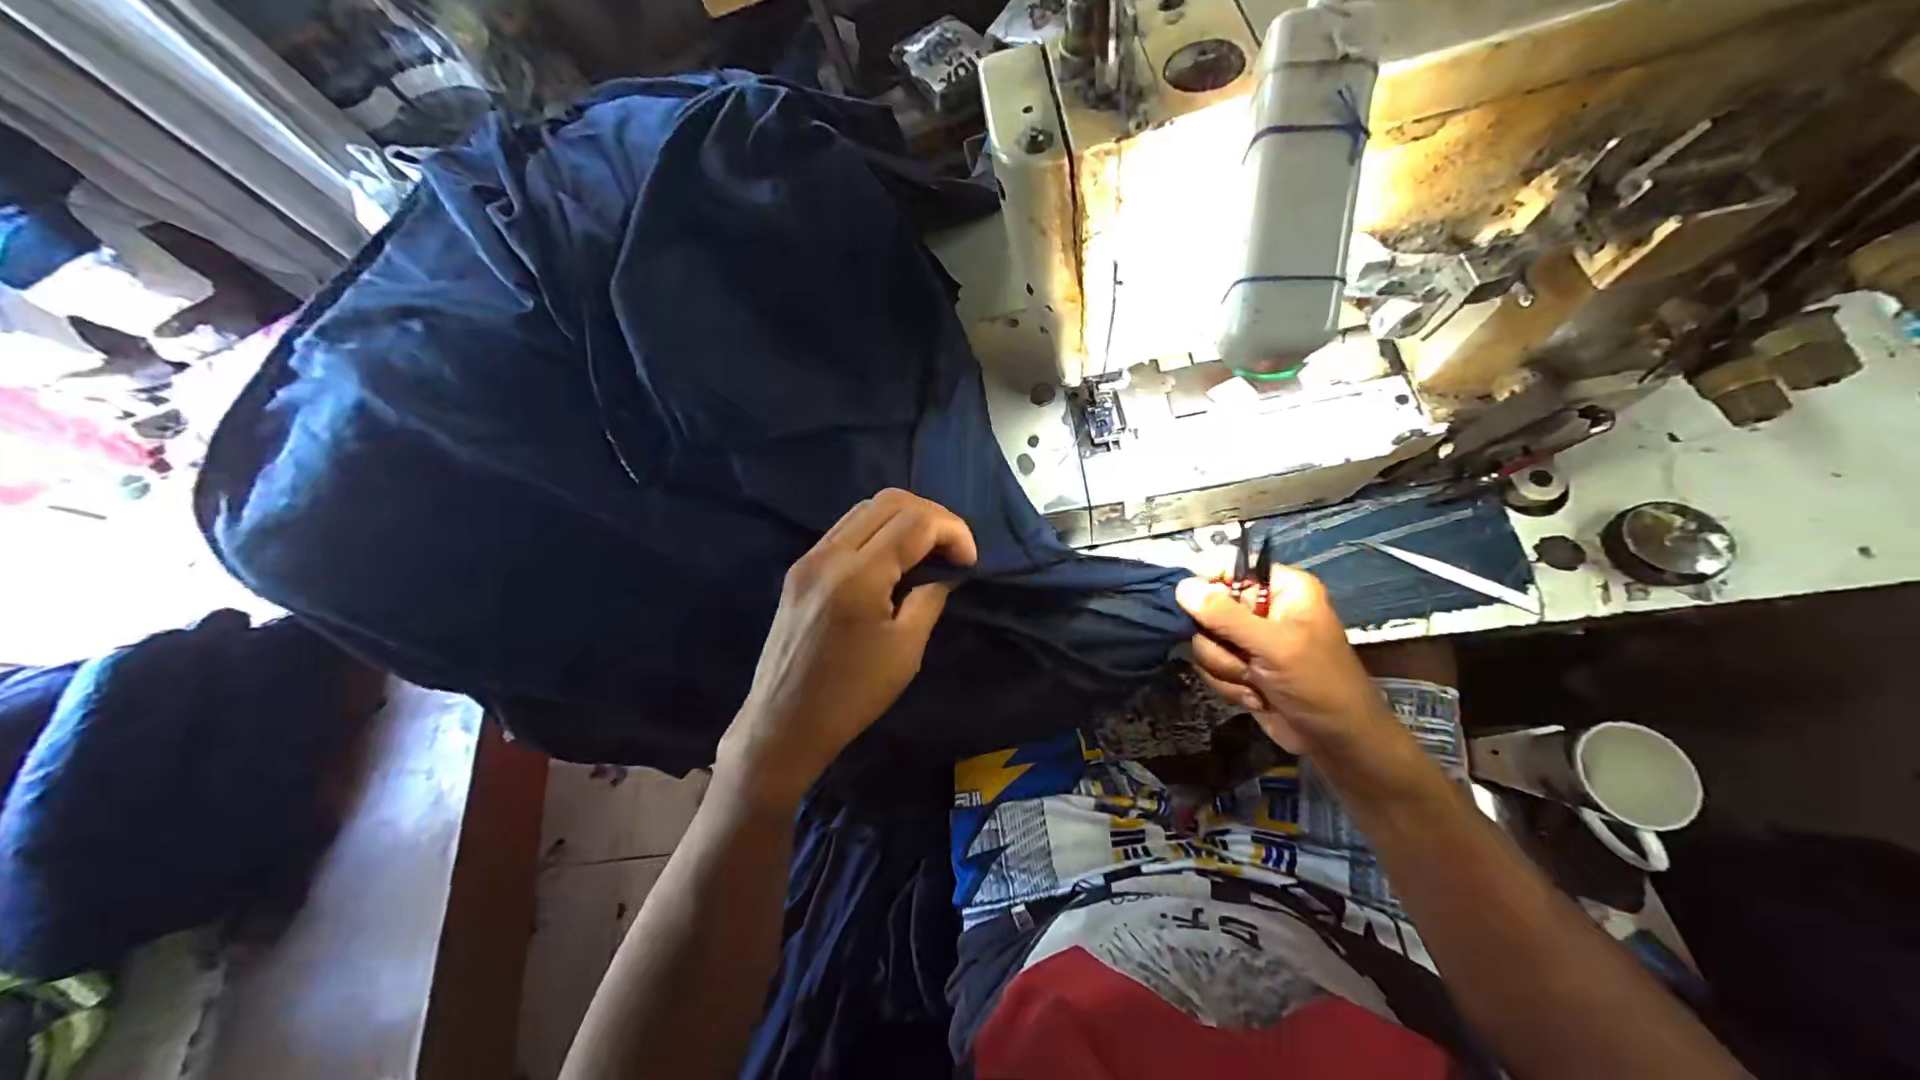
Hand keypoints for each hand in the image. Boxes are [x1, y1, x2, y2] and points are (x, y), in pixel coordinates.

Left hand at [717, 489, 977, 807]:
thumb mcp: (906, 649)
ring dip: (904, 518)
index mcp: (857, 575)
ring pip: (865, 509)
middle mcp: (829, 554)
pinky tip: (894, 558)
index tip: (970, 560)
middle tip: (953, 549)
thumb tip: (947, 568)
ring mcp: (809, 558)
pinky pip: (846, 529)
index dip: (953, 530)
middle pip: (889, 500)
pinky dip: (878, 531)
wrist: (784, 724)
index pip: (915, 521)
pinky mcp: (800, 570)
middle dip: (931, 516)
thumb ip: (930, 596)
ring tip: (928, 551)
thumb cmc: (852, 695)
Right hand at [1175, 565, 1393, 756]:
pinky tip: (1255, 695)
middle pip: (1207, 606)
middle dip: (1220, 642)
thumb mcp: (1273, 646)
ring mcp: (1248, 639)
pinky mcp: (1239, 666)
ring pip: (1204, 640)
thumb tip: (1182, 587)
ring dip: (1225, 667)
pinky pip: (1209, 665)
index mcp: (1280, 588)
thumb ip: (1225, 616)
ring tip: (1256, 682)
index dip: (1205, 583)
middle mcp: (1261, 607)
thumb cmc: (1317, 684)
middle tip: (1245, 659)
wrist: (1336, 740)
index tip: (1193, 606)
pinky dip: (1229, 684)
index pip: (1227, 565)